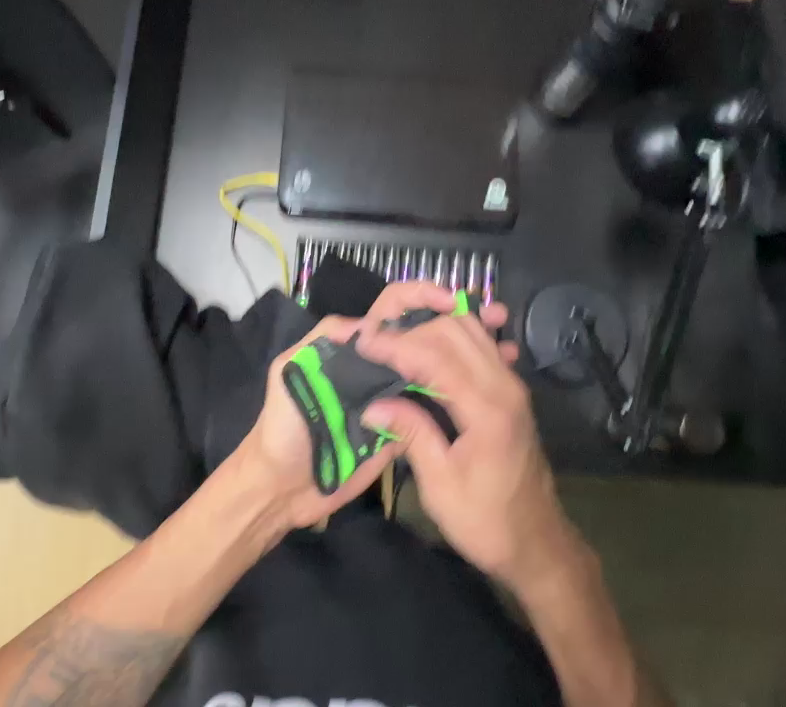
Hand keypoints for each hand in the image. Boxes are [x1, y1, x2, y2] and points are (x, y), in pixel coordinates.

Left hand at [233, 283, 508, 529]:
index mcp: (353, 345)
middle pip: (421, 332)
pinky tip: (490, 386)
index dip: (421, 297)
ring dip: (465, 352)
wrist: (284, 489)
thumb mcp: (290, 372)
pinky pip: (432, 407)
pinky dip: (457, 394)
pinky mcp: (404, 429)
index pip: (391, 308)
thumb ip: (323, 341)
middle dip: (455, 319)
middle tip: (493, 318)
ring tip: (502, 343)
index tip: (451, 301)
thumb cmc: (283, 427)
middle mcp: (378, 364)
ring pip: (432, 367)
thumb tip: (369, 322)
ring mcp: (393, 397)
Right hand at [354, 283, 580, 590]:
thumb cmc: (486, 522)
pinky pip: (480, 345)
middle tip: (376, 347)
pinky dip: (451, 339)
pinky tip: (427, 352)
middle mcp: (504, 386)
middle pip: (454, 331)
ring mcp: (512, 385)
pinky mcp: (511, 391)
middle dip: (411, 332)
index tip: (363, 344)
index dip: (396, 345)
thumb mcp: (441, 485)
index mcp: (486, 409)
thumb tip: (373, 404)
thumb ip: (412, 435)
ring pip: (470, 331)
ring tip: (396, 348)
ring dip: (431, 330)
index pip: (435, 355)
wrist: (538, 542)